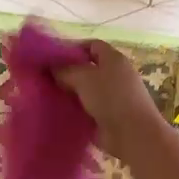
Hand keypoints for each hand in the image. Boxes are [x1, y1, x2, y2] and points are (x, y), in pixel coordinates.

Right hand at [50, 40, 166, 158]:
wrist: (132, 133)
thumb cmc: (110, 98)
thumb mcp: (83, 78)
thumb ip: (65, 70)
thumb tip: (50, 67)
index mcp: (114, 59)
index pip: (92, 45)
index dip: (73, 48)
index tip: (53, 58)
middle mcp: (115, 75)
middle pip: (88, 68)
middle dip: (68, 72)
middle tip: (47, 78)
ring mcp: (113, 96)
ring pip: (86, 89)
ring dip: (70, 92)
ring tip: (49, 95)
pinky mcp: (109, 115)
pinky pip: (88, 107)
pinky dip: (76, 109)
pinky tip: (60, 111)